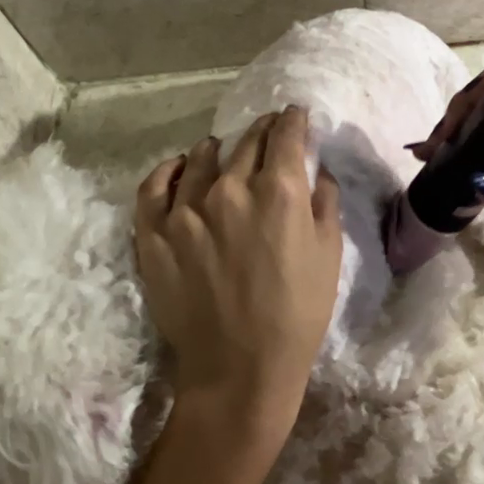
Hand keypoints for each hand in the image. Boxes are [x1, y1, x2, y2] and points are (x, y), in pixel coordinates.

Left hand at [136, 108, 343, 434]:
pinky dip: (168, 170)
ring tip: (219, 149)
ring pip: (200, 158)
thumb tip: (315, 170)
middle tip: (267, 129)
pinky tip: (177, 166)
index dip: (293, 120)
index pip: (286, 135)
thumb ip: (324, 203)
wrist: (240, 369)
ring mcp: (185, 209)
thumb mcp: (329, 255)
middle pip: (246, 142)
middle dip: (262, 130)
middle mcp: (230, 188)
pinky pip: (154, 186)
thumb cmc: (297, 315)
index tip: (295, 115)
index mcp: (279, 191)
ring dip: (216, 148)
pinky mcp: (154, 234)